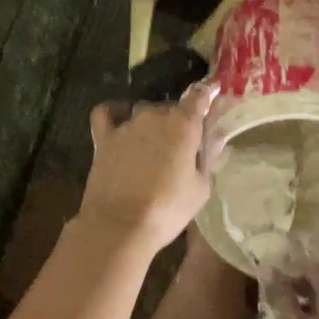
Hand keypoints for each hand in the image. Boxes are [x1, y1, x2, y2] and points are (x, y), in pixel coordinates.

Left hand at [79, 83, 219, 251]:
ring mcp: (127, 124)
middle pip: (171, 108)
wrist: (120, 226)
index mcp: (184, 124)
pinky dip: (115, 114)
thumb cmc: (168, 209)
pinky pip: (108, 113)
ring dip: (152, 124)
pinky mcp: (104, 137)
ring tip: (153, 148)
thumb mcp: (200, 188)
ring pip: (144, 112)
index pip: (199, 96)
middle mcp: (155, 115)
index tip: (213, 92)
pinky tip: (120, 122)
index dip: (207, 94)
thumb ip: (208, 156)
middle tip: (182, 149)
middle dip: (179, 123)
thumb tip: (214, 136)